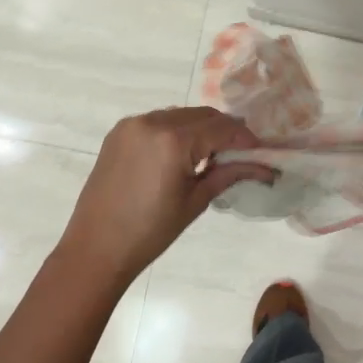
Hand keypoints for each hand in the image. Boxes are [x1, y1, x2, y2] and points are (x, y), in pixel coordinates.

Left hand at [56, 107, 273, 286]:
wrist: (97, 247)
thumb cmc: (150, 232)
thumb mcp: (195, 201)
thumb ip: (229, 174)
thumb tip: (265, 168)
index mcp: (173, 140)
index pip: (222, 128)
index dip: (246, 139)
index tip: (262, 154)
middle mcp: (152, 122)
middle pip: (203, 115)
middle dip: (226, 131)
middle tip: (243, 154)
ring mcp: (132, 124)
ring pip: (181, 115)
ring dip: (203, 129)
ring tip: (215, 156)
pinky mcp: (120, 132)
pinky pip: (159, 121)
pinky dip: (178, 131)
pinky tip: (185, 154)